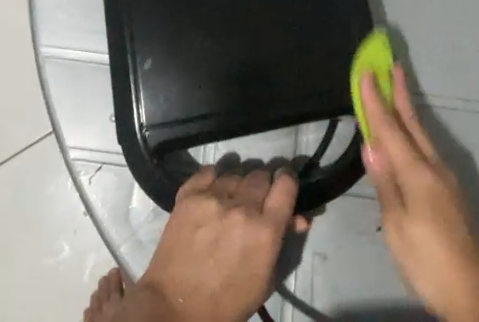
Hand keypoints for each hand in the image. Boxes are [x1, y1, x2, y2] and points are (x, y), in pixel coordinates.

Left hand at [130, 165, 303, 321]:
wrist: (177, 306)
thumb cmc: (228, 301)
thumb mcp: (266, 281)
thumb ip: (286, 243)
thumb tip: (300, 217)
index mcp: (266, 230)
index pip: (286, 184)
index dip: (287, 181)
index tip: (283, 186)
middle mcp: (242, 207)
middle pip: (260, 174)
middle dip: (263, 185)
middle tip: (256, 200)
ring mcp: (213, 198)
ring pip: (235, 171)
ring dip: (238, 182)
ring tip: (232, 197)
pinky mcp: (188, 195)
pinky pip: (208, 171)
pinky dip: (214, 177)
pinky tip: (213, 191)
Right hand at [361, 65, 478, 321]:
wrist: (475, 293)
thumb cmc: (429, 261)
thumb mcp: (398, 226)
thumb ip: (385, 183)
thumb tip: (370, 144)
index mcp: (418, 173)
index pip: (391, 129)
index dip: (377, 100)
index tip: (368, 72)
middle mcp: (434, 168)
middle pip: (412, 124)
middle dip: (400, 94)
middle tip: (391, 64)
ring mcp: (446, 179)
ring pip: (422, 136)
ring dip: (408, 111)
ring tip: (397, 91)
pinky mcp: (450, 192)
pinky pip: (427, 150)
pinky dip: (414, 133)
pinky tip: (409, 137)